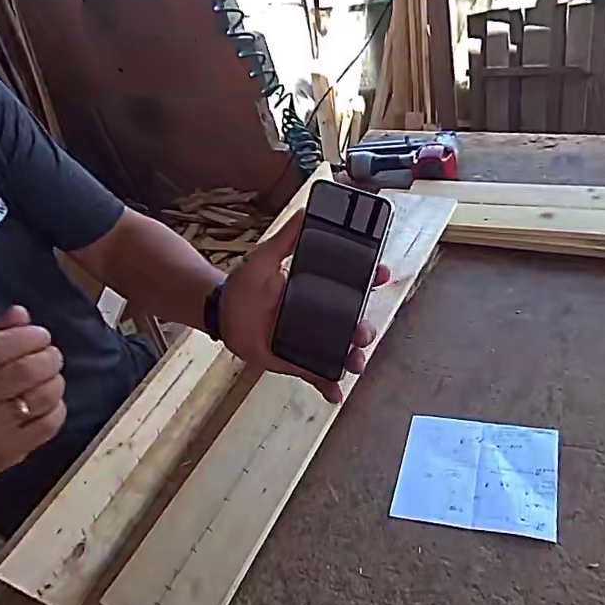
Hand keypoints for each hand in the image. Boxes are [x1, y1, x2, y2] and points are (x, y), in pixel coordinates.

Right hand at [0, 305, 65, 481]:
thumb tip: (21, 313)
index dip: (25, 336)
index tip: (40, 335)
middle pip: (25, 371)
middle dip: (49, 357)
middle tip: (51, 354)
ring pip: (42, 396)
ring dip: (55, 380)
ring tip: (50, 375)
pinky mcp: (9, 451)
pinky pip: (49, 423)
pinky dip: (57, 406)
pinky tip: (49, 400)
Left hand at [220, 212, 390, 402]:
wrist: (221, 312)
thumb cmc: (244, 284)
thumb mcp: (265, 257)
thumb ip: (287, 238)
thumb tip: (307, 211)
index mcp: (318, 290)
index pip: (353, 285)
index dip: (371, 280)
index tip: (382, 274)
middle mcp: (320, 316)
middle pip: (354, 324)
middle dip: (365, 330)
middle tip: (363, 332)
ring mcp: (309, 340)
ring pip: (341, 352)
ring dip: (353, 358)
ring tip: (356, 362)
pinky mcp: (296, 361)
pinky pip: (317, 375)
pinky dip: (328, 386)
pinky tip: (335, 393)